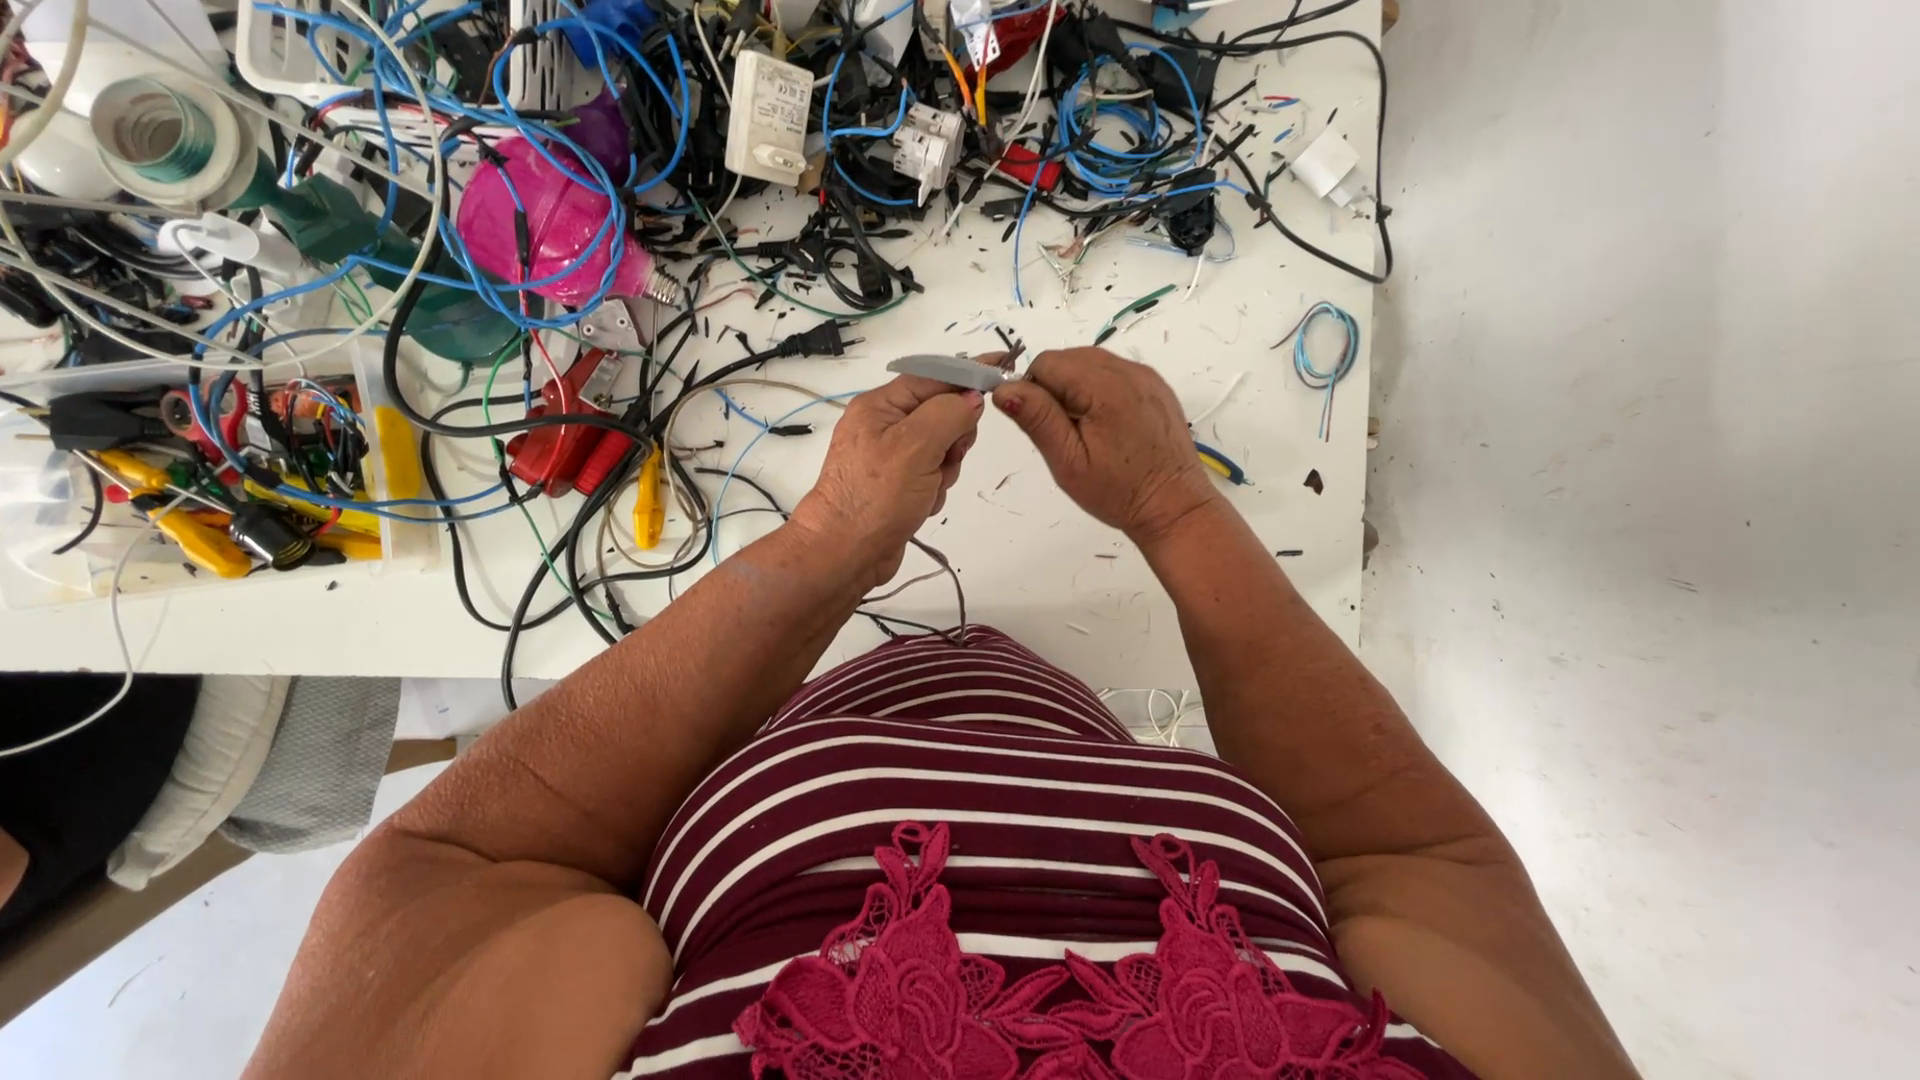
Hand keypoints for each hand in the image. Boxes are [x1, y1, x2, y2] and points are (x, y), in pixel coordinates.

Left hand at [791, 374, 983, 586]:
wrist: (845, 554)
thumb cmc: (875, 497)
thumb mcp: (916, 445)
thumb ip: (949, 413)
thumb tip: (972, 398)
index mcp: (881, 405)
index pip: (934, 377)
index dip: (968, 375)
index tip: (1002, 370)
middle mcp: (885, 426)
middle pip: (942, 413)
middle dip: (953, 438)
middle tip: (945, 458)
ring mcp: (891, 457)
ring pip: (943, 448)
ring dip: (944, 470)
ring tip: (926, 489)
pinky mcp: (898, 485)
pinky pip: (933, 475)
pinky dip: (935, 490)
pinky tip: (921, 505)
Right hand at [991, 347, 1221, 543]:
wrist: (1174, 506)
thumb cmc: (1118, 492)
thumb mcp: (1068, 461)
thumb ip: (1037, 419)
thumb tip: (1005, 388)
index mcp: (1105, 386)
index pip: (1046, 362)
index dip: (1033, 390)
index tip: (1042, 425)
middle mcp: (1128, 371)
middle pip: (1069, 358)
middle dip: (1055, 389)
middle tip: (1064, 433)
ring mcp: (1146, 376)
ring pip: (1090, 364)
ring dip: (1076, 389)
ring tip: (1085, 432)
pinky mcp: (1155, 387)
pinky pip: (1114, 373)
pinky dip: (1099, 391)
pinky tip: (1106, 426)